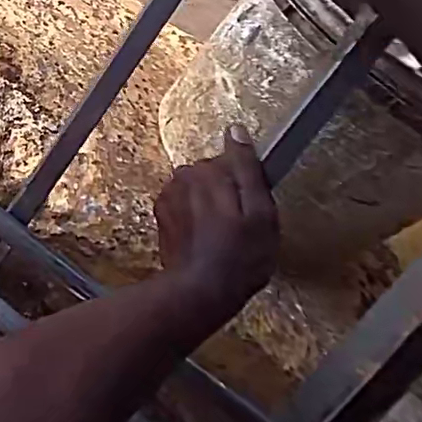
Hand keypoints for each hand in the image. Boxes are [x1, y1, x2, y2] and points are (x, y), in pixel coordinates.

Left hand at [153, 127, 278, 328]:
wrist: (199, 291)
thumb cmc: (240, 256)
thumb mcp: (261, 213)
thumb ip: (247, 167)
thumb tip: (236, 130)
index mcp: (210, 169)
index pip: (233, 162)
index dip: (246, 186)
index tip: (252, 211)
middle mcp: (185, 173)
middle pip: (213, 174)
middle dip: (226, 194)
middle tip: (240, 227)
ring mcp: (169, 193)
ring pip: (198, 189)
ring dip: (208, 205)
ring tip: (221, 237)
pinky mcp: (161, 212)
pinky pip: (184, 204)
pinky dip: (193, 216)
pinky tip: (202, 240)